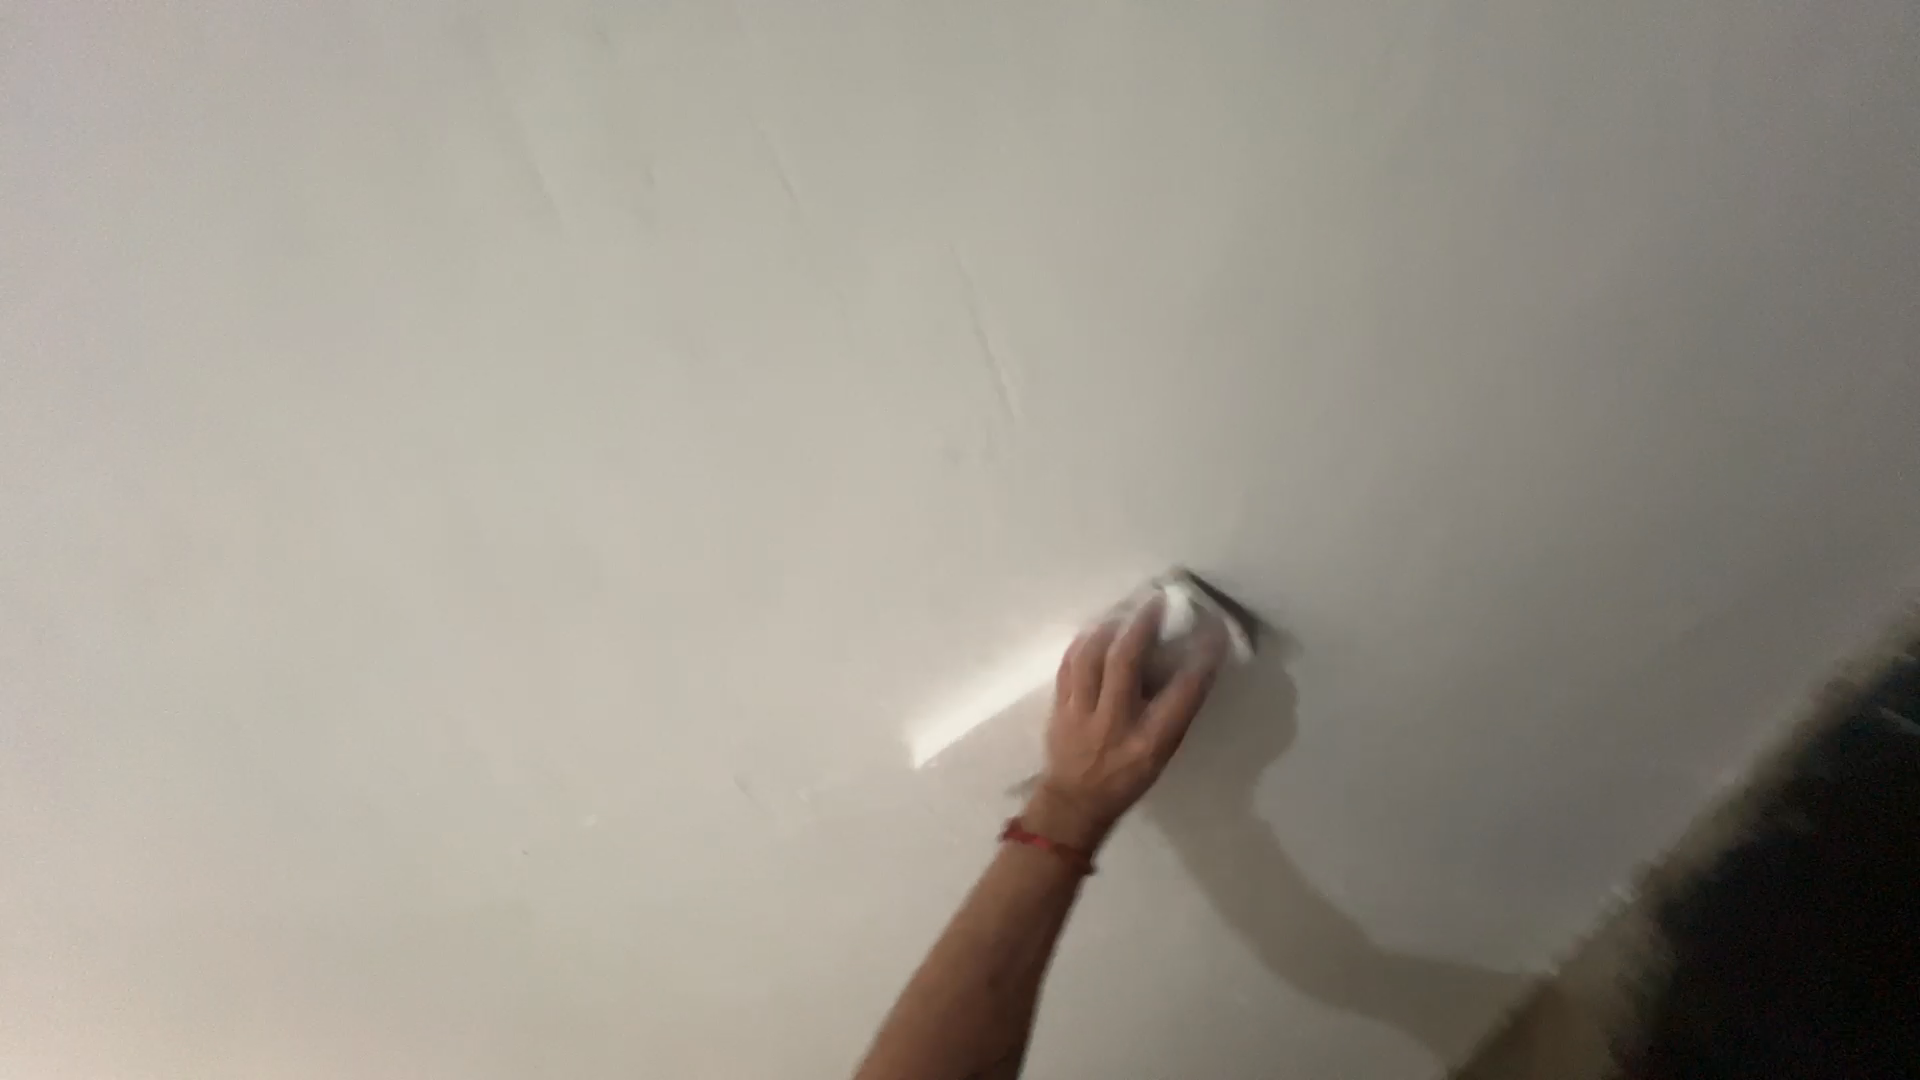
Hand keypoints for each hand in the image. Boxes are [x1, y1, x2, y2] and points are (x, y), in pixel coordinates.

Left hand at [1023, 596, 1228, 849]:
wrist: (1074, 803)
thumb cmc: (1127, 780)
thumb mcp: (1160, 755)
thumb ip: (1170, 714)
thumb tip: (1178, 663)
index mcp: (1149, 742)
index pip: (1181, 693)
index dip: (1200, 660)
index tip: (1213, 631)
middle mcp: (1115, 723)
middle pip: (1126, 662)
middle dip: (1142, 625)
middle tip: (1156, 600)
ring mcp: (1082, 713)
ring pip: (1091, 656)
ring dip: (1109, 626)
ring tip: (1124, 609)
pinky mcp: (1059, 706)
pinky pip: (1069, 664)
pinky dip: (1083, 642)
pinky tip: (1095, 628)